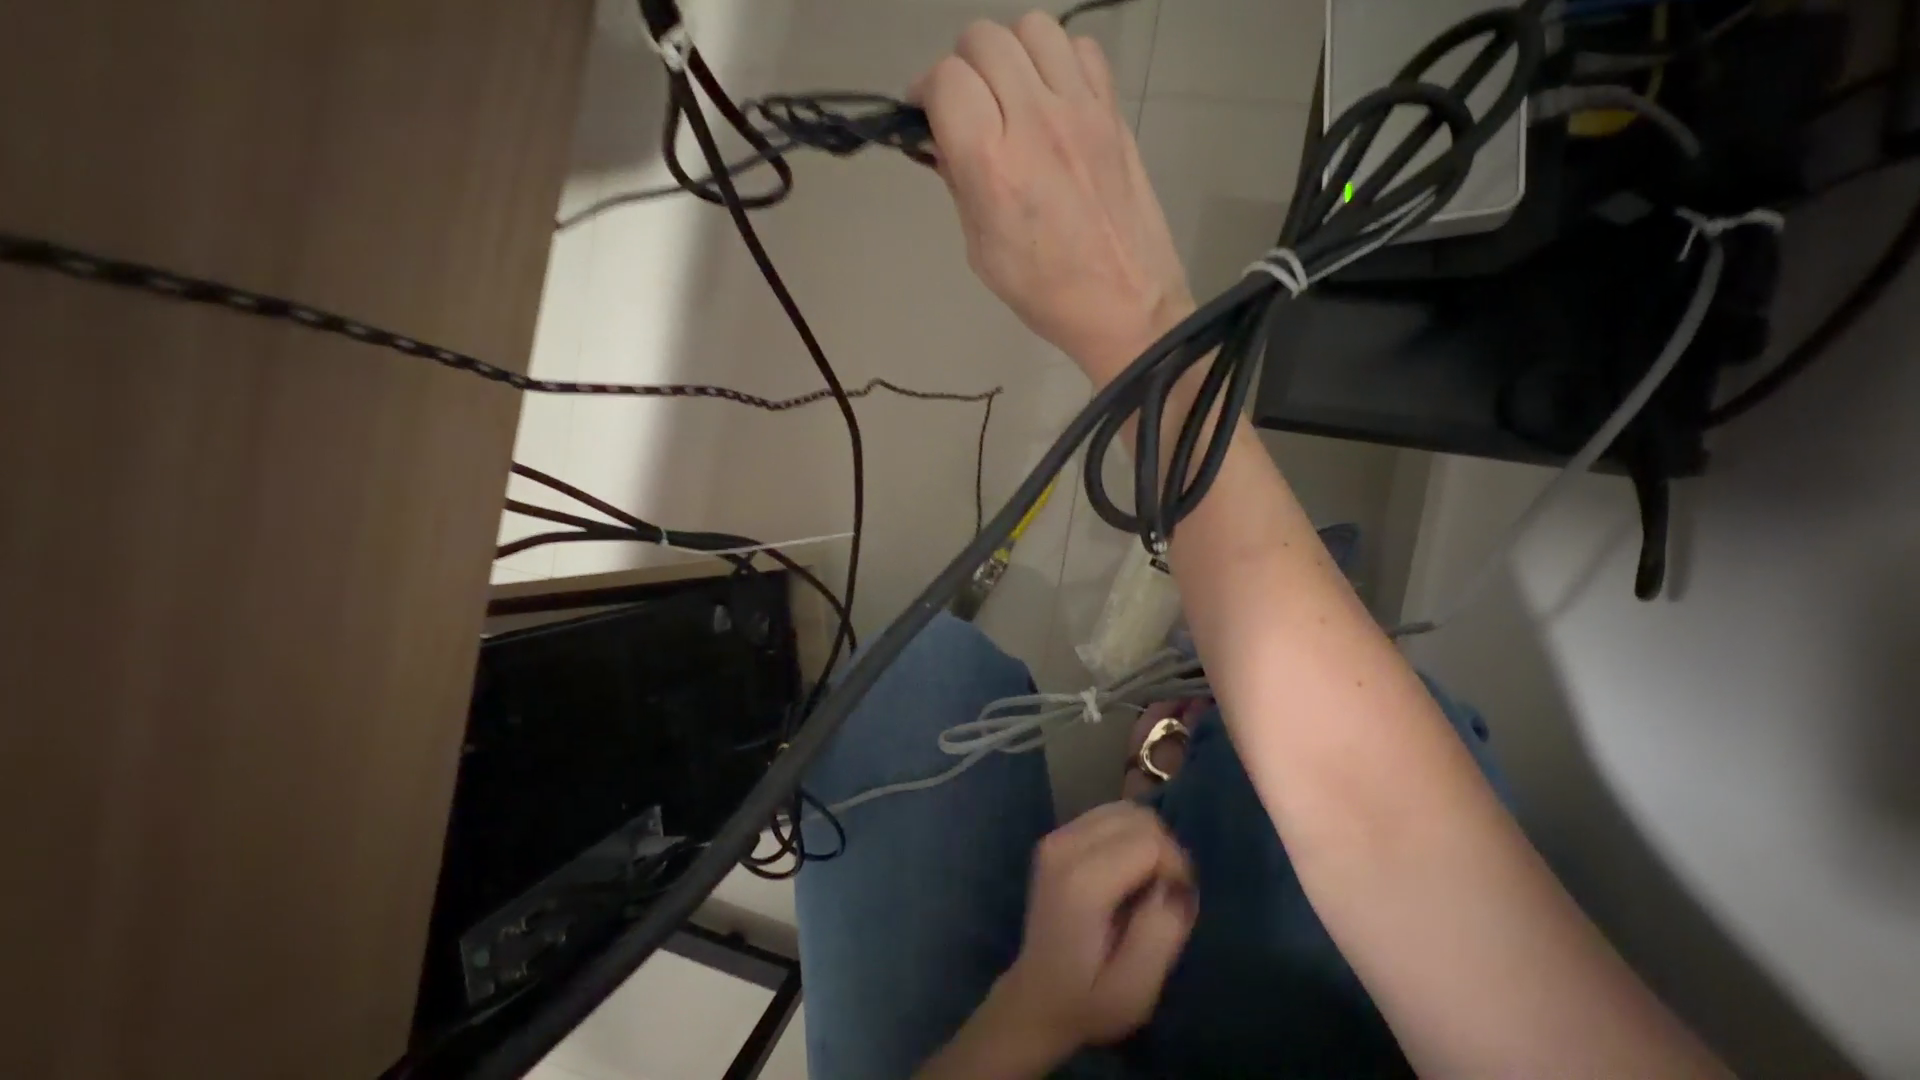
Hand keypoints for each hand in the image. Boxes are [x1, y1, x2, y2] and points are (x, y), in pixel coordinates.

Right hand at [913, 13, 1194, 386]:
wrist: (1124, 303)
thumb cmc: (1045, 291)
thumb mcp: (981, 249)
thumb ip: (959, 183)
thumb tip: (941, 140)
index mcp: (992, 164)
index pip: (945, 79)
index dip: (927, 92)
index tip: (928, 116)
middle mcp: (1035, 122)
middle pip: (984, 40)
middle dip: (963, 67)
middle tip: (969, 105)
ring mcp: (1081, 111)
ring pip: (1034, 29)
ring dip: (1012, 52)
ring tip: (1011, 91)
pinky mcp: (1112, 113)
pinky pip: (1082, 50)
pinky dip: (1061, 60)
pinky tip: (1054, 97)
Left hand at [996, 801, 1196, 1050]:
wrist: (1036, 997)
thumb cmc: (1088, 1000)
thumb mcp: (1136, 989)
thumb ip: (1162, 933)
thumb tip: (1177, 887)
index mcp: (1082, 883)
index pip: (1150, 841)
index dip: (1177, 868)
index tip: (1177, 904)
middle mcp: (1063, 847)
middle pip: (1139, 818)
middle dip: (1166, 850)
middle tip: (1166, 894)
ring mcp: (1056, 837)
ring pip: (1125, 811)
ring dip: (1148, 840)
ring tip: (1149, 882)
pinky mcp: (1056, 837)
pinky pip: (1109, 816)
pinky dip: (1130, 836)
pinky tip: (1128, 871)